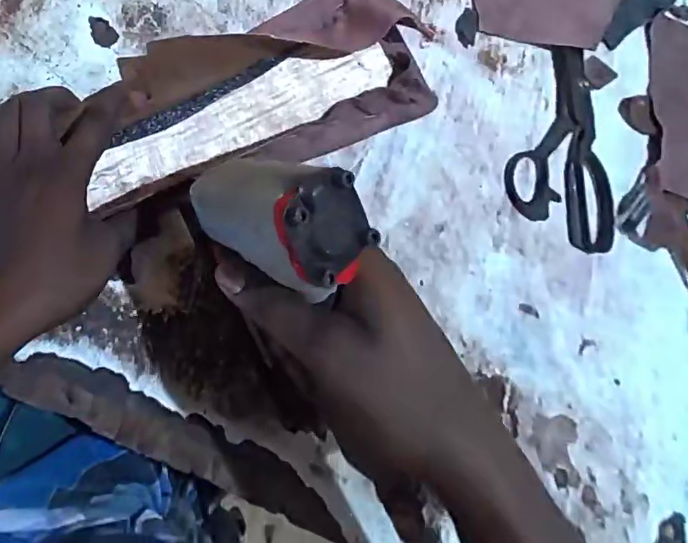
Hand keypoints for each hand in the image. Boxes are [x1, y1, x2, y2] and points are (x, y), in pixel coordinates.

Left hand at [0, 86, 131, 370]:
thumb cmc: (50, 283)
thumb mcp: (102, 257)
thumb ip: (124, 226)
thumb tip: (138, 210)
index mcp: (67, 174)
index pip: (95, 123)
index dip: (114, 100)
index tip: (126, 89)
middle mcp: (31, 161)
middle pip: (38, 105)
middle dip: (58, 96)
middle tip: (71, 109)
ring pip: (2, 115)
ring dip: (21, 107)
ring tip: (34, 118)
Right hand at [214, 246, 494, 483]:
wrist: (465, 464)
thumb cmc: (392, 398)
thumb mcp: (324, 352)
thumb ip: (273, 308)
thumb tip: (223, 267)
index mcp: (363, 261)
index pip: (299, 224)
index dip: (258, 231)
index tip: (222, 242)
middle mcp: (372, 273)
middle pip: (302, 264)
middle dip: (278, 296)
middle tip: (272, 337)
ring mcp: (379, 306)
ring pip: (314, 300)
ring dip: (296, 333)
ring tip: (303, 373)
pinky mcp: (380, 336)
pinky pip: (332, 326)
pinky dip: (315, 348)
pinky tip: (318, 382)